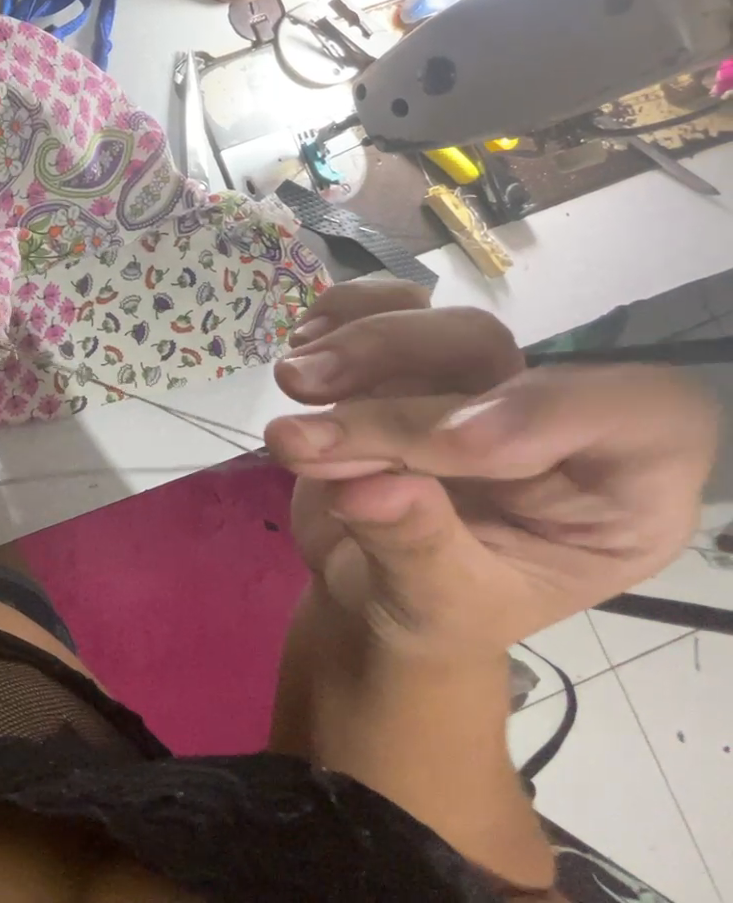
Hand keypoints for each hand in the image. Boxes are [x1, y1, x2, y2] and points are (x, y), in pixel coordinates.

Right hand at [264, 282, 719, 659]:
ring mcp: (470, 391)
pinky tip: (301, 347)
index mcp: (613, 493)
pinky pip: (387, 312)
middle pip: (503, 356)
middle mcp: (551, 427)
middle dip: (398, 380)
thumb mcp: (436, 608)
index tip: (447, 446)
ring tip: (291, 381)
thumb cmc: (428, 614)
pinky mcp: (403, 374)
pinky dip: (339, 316)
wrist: (369, 594)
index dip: (547, 411)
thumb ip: (415, 549)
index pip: (635, 414)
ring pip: (438, 326)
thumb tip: (366, 489)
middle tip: (310, 405)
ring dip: (358, 345)